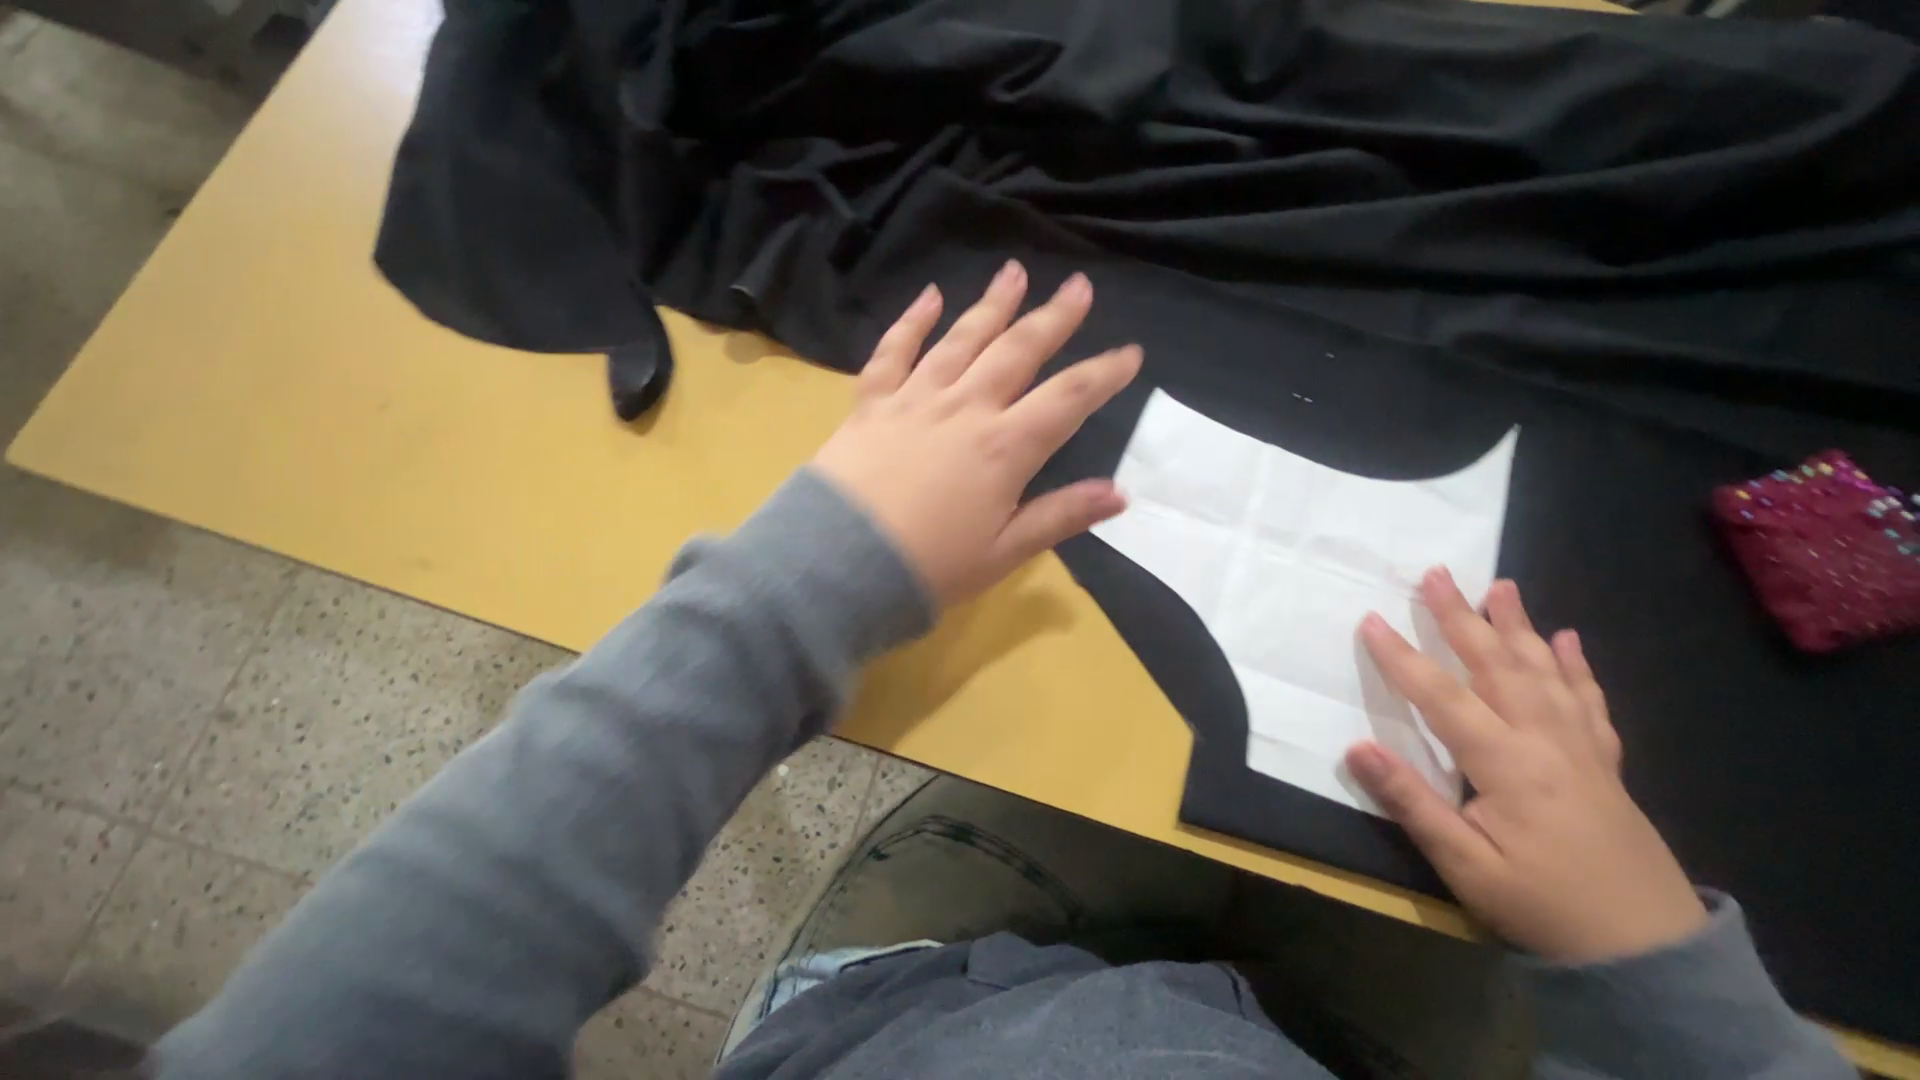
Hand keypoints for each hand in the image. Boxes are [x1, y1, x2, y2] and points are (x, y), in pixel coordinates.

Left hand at [812, 261, 1141, 606]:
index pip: (1067, 398)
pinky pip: (893, 352)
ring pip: (961, 340)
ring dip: (991, 305)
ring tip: (1014, 272)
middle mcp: (965, 409)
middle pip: (1017, 352)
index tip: (1130, 352)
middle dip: (1053, 317)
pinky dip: (912, 321)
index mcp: (1004, 448)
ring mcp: (914, 400)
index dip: (1104, 373)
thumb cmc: (928, 568)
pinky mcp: (871, 404)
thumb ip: (1061, 517)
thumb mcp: (1003, 552)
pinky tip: (929, 296)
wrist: (838, 567)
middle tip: (1078, 285)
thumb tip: (1120, 493)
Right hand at [1346, 569, 1707, 963]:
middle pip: (1498, 666)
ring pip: (1546, 673)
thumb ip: (1411, 803)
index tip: (1370, 620)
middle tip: (1438, 574)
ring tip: (1502, 586)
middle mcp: (1546, 742)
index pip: (1442, 697)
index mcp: (1507, 764)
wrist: (1646, 950)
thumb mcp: (1464, 866)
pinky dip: (1577, 667)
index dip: (1402, 658)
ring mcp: (1582, 750)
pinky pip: (1589, 703)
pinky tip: (1569, 641)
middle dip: (1462, 618)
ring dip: (1520, 626)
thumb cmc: (1542, 905)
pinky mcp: (1605, 765)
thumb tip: (1357, 747)